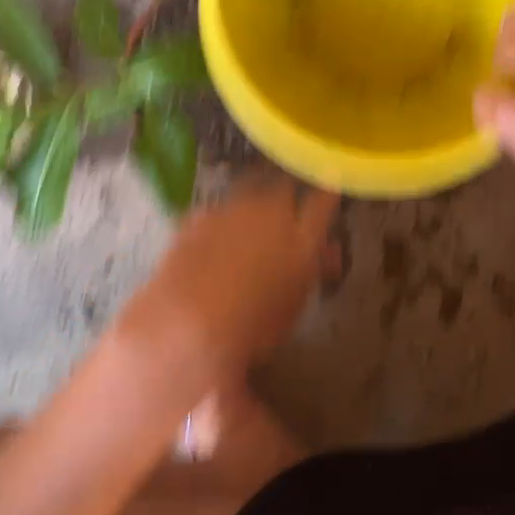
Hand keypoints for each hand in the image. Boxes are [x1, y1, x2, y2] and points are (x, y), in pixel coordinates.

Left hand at [112, 173, 339, 378]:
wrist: (187, 327)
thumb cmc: (252, 329)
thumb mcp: (294, 305)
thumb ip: (311, 270)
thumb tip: (323, 252)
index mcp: (302, 238)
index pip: (323, 201)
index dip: (326, 194)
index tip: (327, 191)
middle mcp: (270, 214)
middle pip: (285, 185)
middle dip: (288, 193)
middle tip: (286, 208)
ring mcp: (231, 211)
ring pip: (249, 189)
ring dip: (254, 201)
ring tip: (248, 221)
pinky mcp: (197, 217)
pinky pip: (217, 209)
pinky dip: (221, 218)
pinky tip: (214, 237)